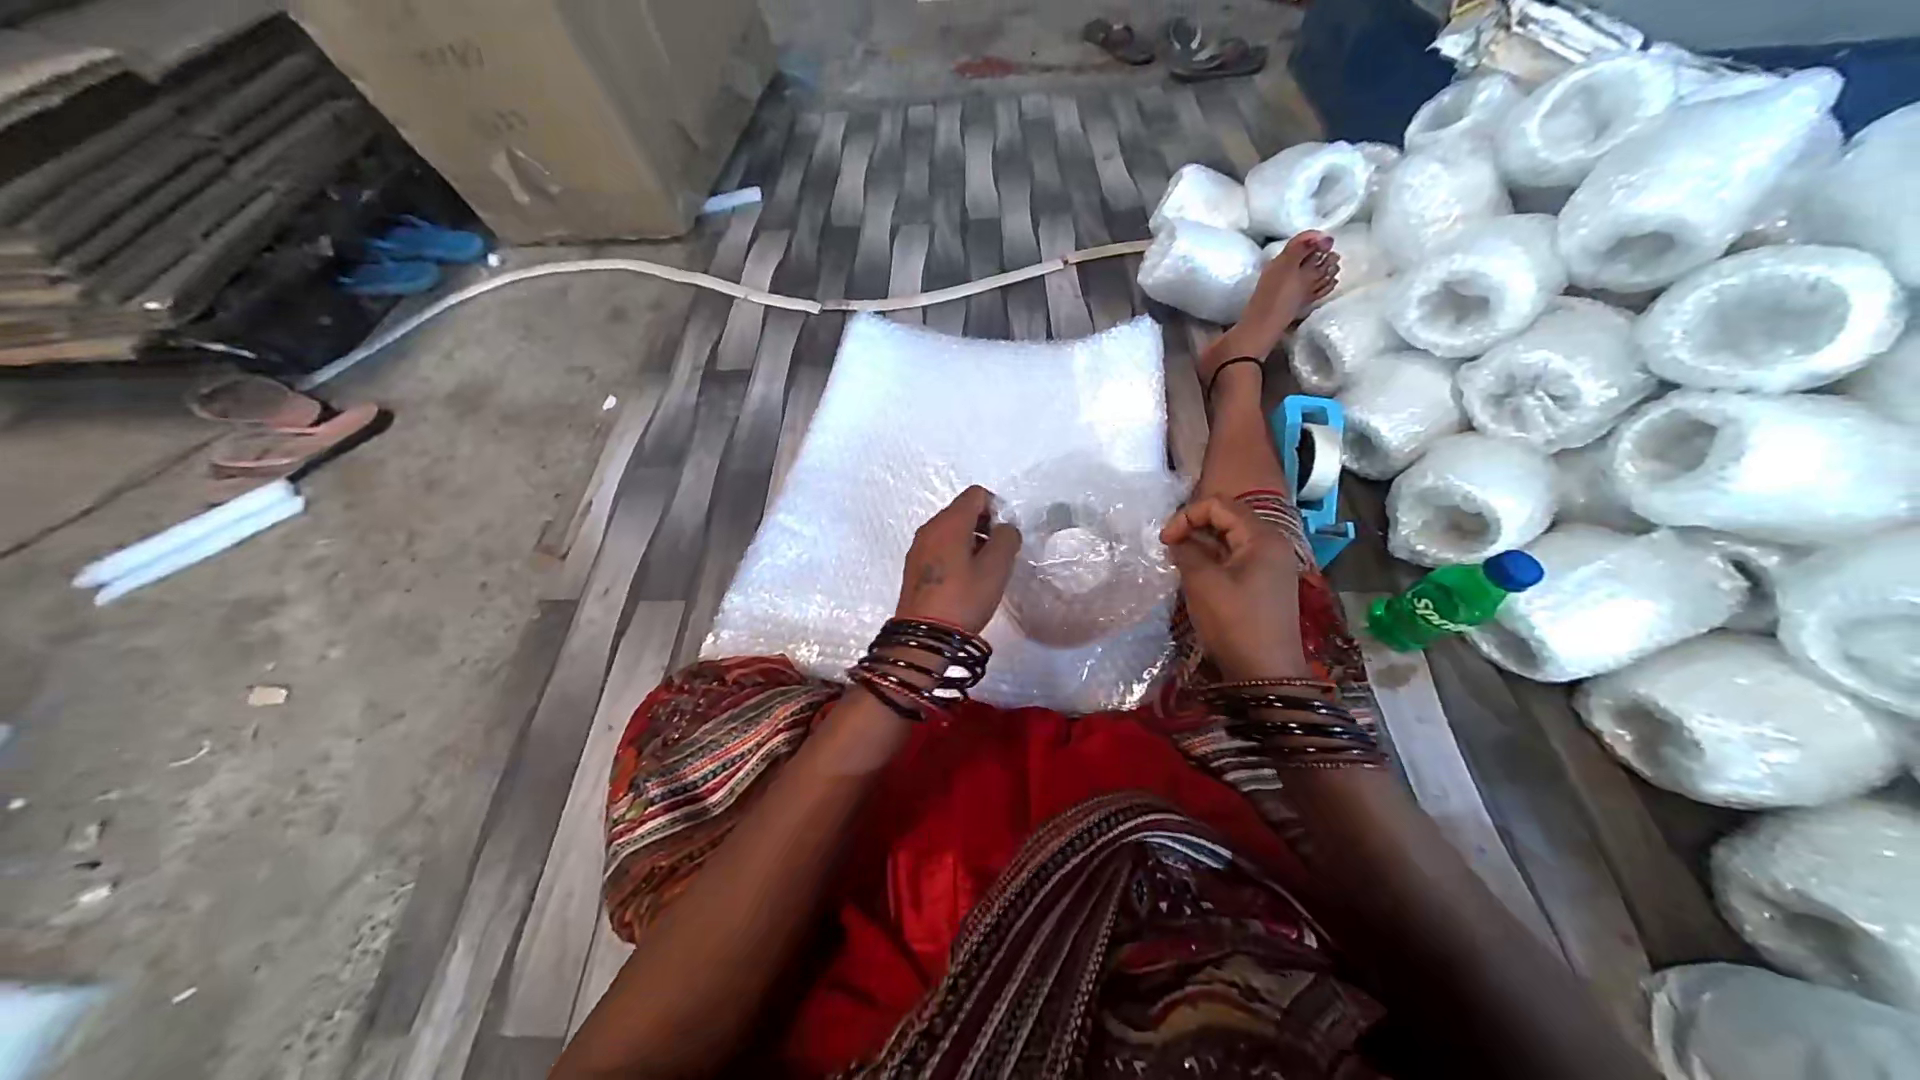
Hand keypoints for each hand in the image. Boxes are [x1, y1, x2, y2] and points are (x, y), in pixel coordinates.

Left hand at [895, 485, 1020, 633]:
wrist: (925, 635)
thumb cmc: (964, 598)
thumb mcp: (996, 568)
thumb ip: (1007, 538)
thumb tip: (1004, 528)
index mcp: (949, 522)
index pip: (976, 494)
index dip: (997, 508)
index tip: (1005, 536)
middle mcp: (930, 527)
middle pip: (962, 510)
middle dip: (985, 525)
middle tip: (998, 554)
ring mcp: (918, 546)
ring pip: (950, 529)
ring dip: (971, 541)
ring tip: (983, 570)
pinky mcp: (914, 566)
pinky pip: (940, 546)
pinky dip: (956, 553)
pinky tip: (965, 579)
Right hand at [1160, 497, 1309, 679]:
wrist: (1266, 671)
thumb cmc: (1235, 622)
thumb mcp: (1203, 583)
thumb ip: (1186, 552)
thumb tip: (1176, 542)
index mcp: (1261, 537)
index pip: (1219, 505)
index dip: (1187, 516)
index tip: (1164, 540)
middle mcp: (1270, 544)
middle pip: (1226, 519)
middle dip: (1193, 527)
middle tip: (1168, 549)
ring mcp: (1269, 564)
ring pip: (1228, 540)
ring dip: (1200, 544)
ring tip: (1176, 561)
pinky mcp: (1263, 582)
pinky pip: (1234, 558)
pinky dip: (1212, 559)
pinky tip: (1193, 573)